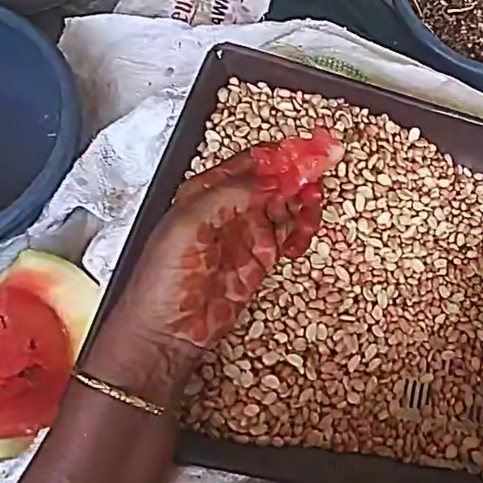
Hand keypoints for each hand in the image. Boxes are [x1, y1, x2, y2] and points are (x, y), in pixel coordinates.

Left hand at [84, 133, 343, 402]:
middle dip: (298, 178)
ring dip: (303, 205)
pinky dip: (301, 234)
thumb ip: (228, 196)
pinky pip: (289, 237)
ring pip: (286, 208)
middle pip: (274, 183)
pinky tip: (300, 240)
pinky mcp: (261, 259)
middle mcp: (230, 209)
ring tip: (312, 208)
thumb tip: (270, 179)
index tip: (304, 152)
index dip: (278, 156)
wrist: (167, 330)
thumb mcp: (187, 226)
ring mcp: (247, 233)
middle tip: (319, 177)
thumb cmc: (163, 279)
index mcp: (206, 192)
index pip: (249, 164)